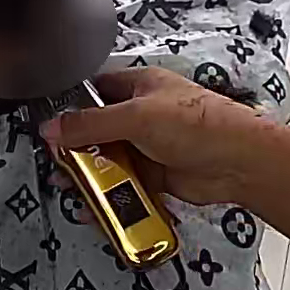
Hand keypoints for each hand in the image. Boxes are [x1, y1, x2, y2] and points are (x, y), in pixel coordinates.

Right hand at [41, 68, 282, 204]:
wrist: (238, 162)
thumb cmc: (196, 125)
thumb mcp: (135, 117)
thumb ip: (89, 124)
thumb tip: (51, 129)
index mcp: (140, 85)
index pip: (96, 89)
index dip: (72, 104)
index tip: (50, 125)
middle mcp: (143, 113)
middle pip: (98, 128)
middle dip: (77, 146)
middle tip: (56, 162)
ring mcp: (149, 145)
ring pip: (109, 159)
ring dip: (91, 173)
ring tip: (68, 187)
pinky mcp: (155, 174)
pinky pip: (124, 183)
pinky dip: (109, 193)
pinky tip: (93, 203)